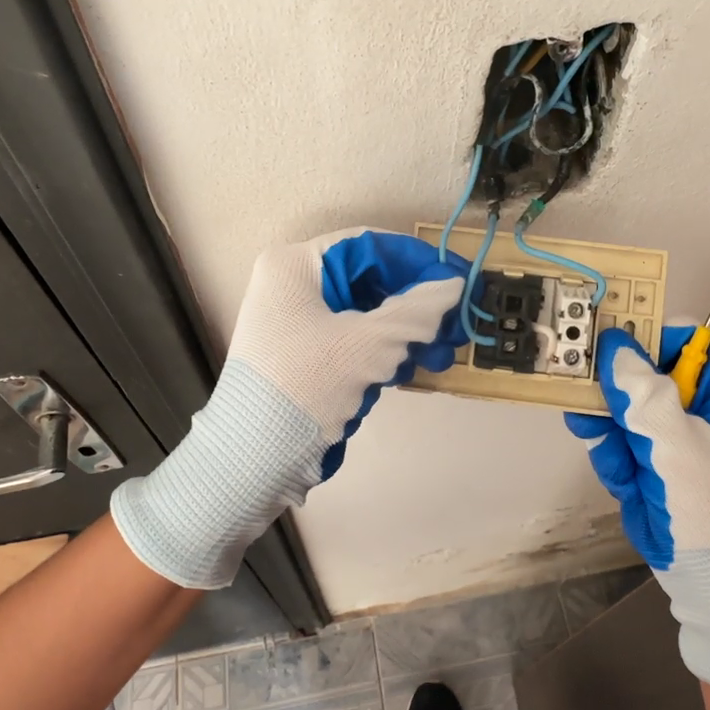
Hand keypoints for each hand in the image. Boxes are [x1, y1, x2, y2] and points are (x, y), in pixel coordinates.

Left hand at [112, 228, 467, 587]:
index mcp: (295, 265)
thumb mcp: (367, 346)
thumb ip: (417, 311)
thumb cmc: (304, 388)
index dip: (418, 262)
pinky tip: (407, 372)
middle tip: (453, 330)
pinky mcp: (303, 356)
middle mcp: (292, 284)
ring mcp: (295, 322)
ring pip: (365, 314)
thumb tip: (455, 284)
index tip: (461, 280)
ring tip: (436, 359)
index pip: (370, 246)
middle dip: (414, 307)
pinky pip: (353, 341)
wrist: (249, 463)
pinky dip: (382, 354)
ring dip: (403, 334)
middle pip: (370, 281)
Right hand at [566, 327, 709, 704]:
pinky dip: (612, 456)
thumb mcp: (678, 446)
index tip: (605, 339)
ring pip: (623, 404)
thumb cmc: (709, 510)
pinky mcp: (651, 458)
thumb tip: (614, 344)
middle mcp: (701, 405)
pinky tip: (621, 479)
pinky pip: (618, 438)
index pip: (685, 339)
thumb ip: (644, 392)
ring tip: (604, 448)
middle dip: (616, 391)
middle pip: (644, 370)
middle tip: (584, 396)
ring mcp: (674, 433)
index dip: (646, 334)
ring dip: (609, 429)